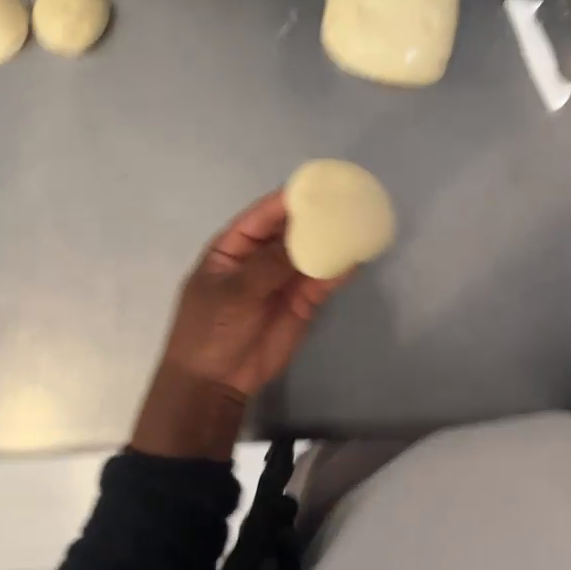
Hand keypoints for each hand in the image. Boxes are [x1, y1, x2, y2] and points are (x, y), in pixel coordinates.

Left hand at [131, 192, 346, 459]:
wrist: (214, 383)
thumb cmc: (210, 329)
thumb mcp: (235, 292)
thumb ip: (272, 263)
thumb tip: (308, 236)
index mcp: (235, 246)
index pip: (265, 214)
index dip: (291, 198)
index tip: (320, 186)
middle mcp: (261, 257)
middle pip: (294, 230)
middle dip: (318, 217)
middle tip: (349, 202)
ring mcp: (283, 279)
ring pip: (312, 253)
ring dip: (333, 241)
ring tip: (360, 225)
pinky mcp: (302, 302)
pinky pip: (322, 280)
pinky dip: (338, 269)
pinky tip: (356, 258)